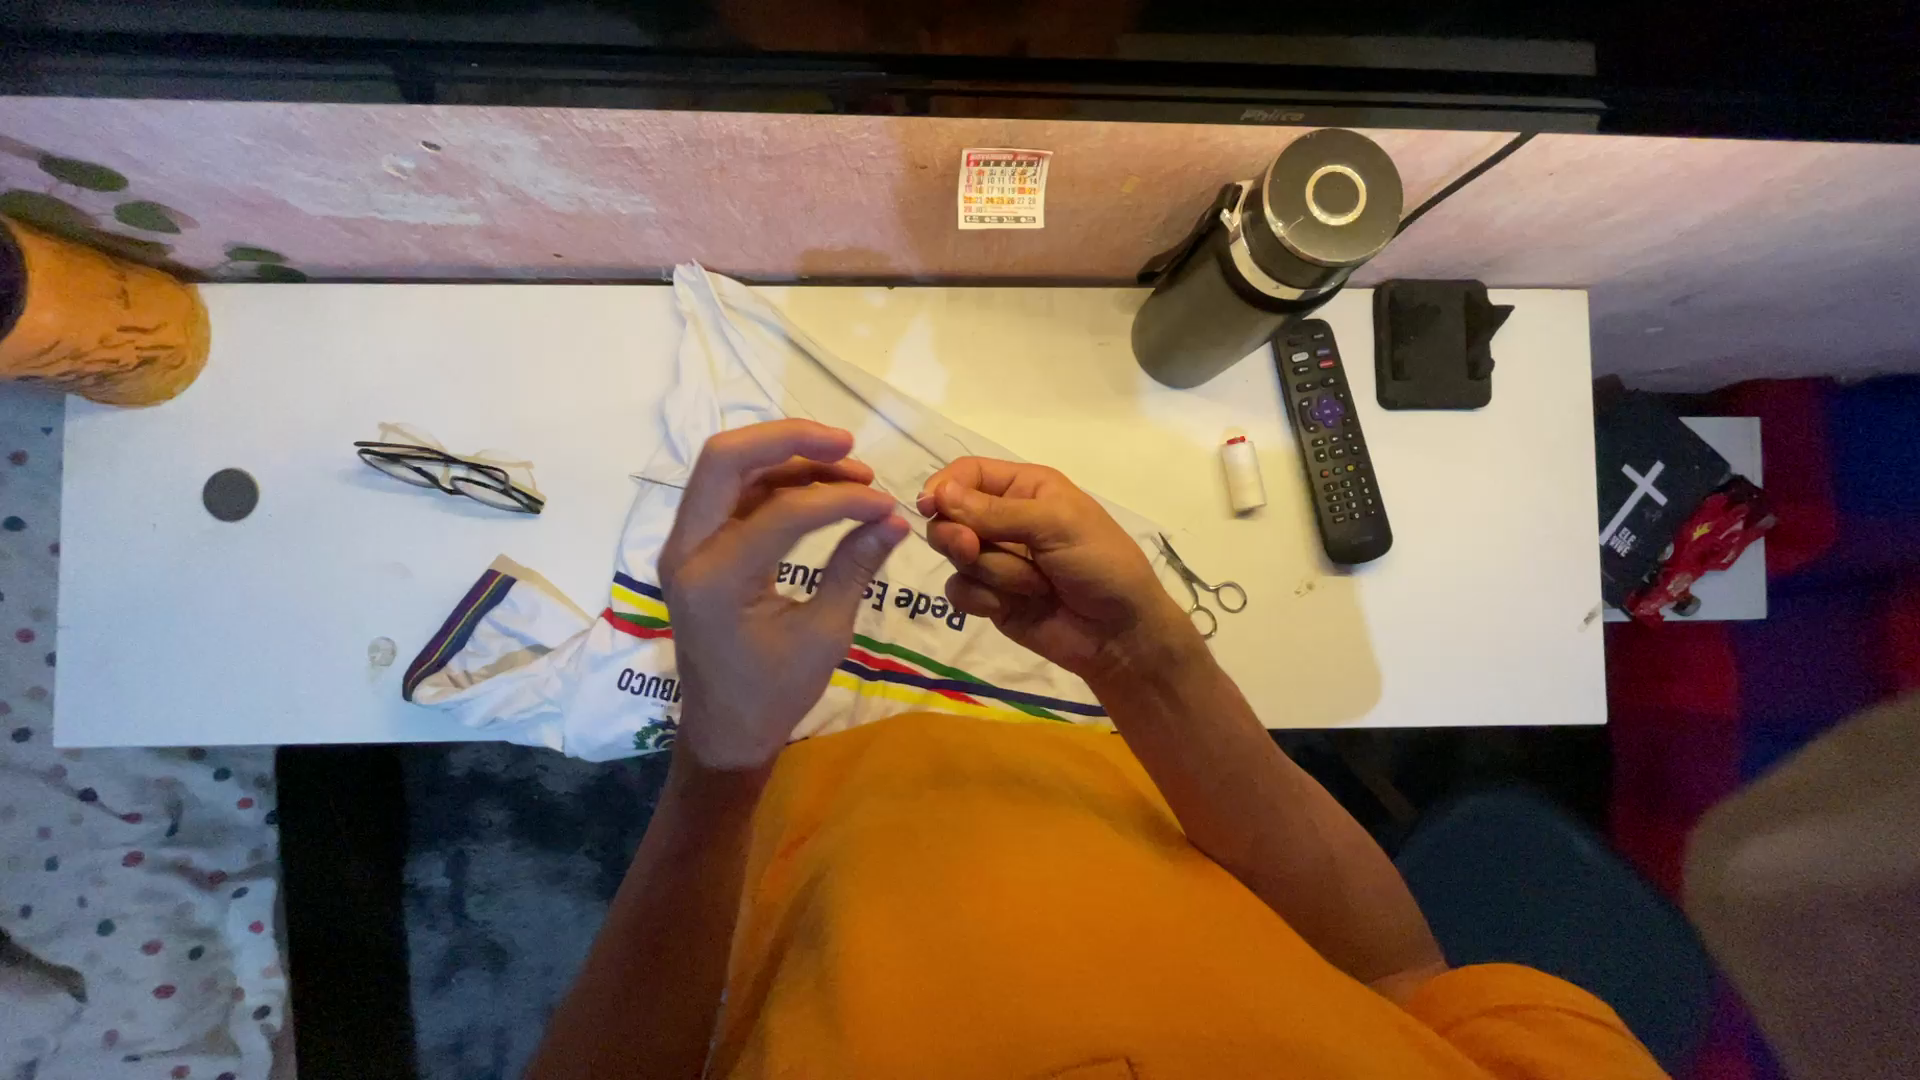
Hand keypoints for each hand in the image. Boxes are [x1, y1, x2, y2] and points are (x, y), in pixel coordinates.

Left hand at [660, 419, 908, 770]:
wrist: (725, 728)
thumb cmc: (775, 692)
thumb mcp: (825, 634)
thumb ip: (855, 567)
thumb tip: (895, 518)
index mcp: (715, 580)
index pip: (782, 513)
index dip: (841, 500)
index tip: (887, 505)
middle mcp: (686, 551)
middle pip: (724, 460)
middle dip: (790, 441)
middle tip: (848, 444)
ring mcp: (685, 546)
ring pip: (726, 469)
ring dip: (785, 456)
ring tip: (848, 466)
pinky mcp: (697, 548)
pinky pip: (731, 494)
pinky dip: (774, 480)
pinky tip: (819, 486)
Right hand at [918, 458, 1198, 682]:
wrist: (1119, 635)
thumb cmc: (1101, 564)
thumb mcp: (1057, 524)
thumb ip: (996, 511)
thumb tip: (939, 494)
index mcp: (1025, 488)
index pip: (968, 473)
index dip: (944, 487)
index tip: (930, 506)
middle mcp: (1004, 519)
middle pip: (950, 515)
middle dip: (957, 534)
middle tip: (971, 547)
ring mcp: (995, 560)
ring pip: (954, 555)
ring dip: (990, 571)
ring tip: (1031, 585)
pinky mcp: (989, 597)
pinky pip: (959, 590)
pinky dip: (980, 598)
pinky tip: (1006, 607)